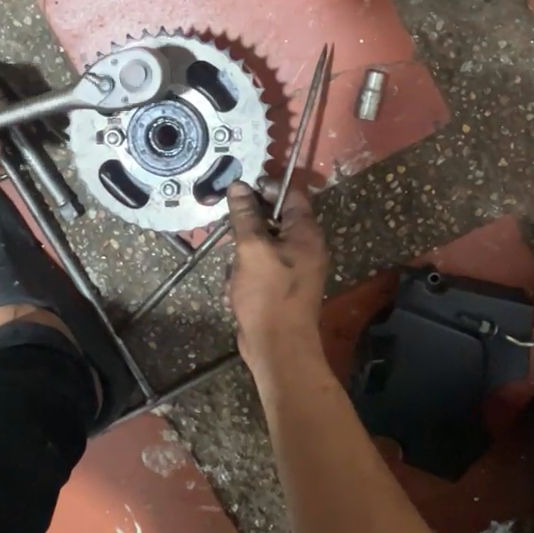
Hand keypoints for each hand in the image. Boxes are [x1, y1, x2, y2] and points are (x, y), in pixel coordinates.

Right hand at [226, 182, 330, 378]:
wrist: (279, 347)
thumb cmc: (268, 293)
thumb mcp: (252, 248)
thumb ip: (245, 215)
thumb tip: (238, 185)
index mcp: (306, 232)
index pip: (291, 194)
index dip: (267, 186)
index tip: (239, 188)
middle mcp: (306, 246)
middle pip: (276, 218)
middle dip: (248, 222)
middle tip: (226, 226)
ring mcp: (295, 268)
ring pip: (264, 244)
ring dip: (243, 252)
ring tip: (230, 264)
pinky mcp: (281, 286)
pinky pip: (261, 267)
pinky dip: (245, 273)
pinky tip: (234, 287)